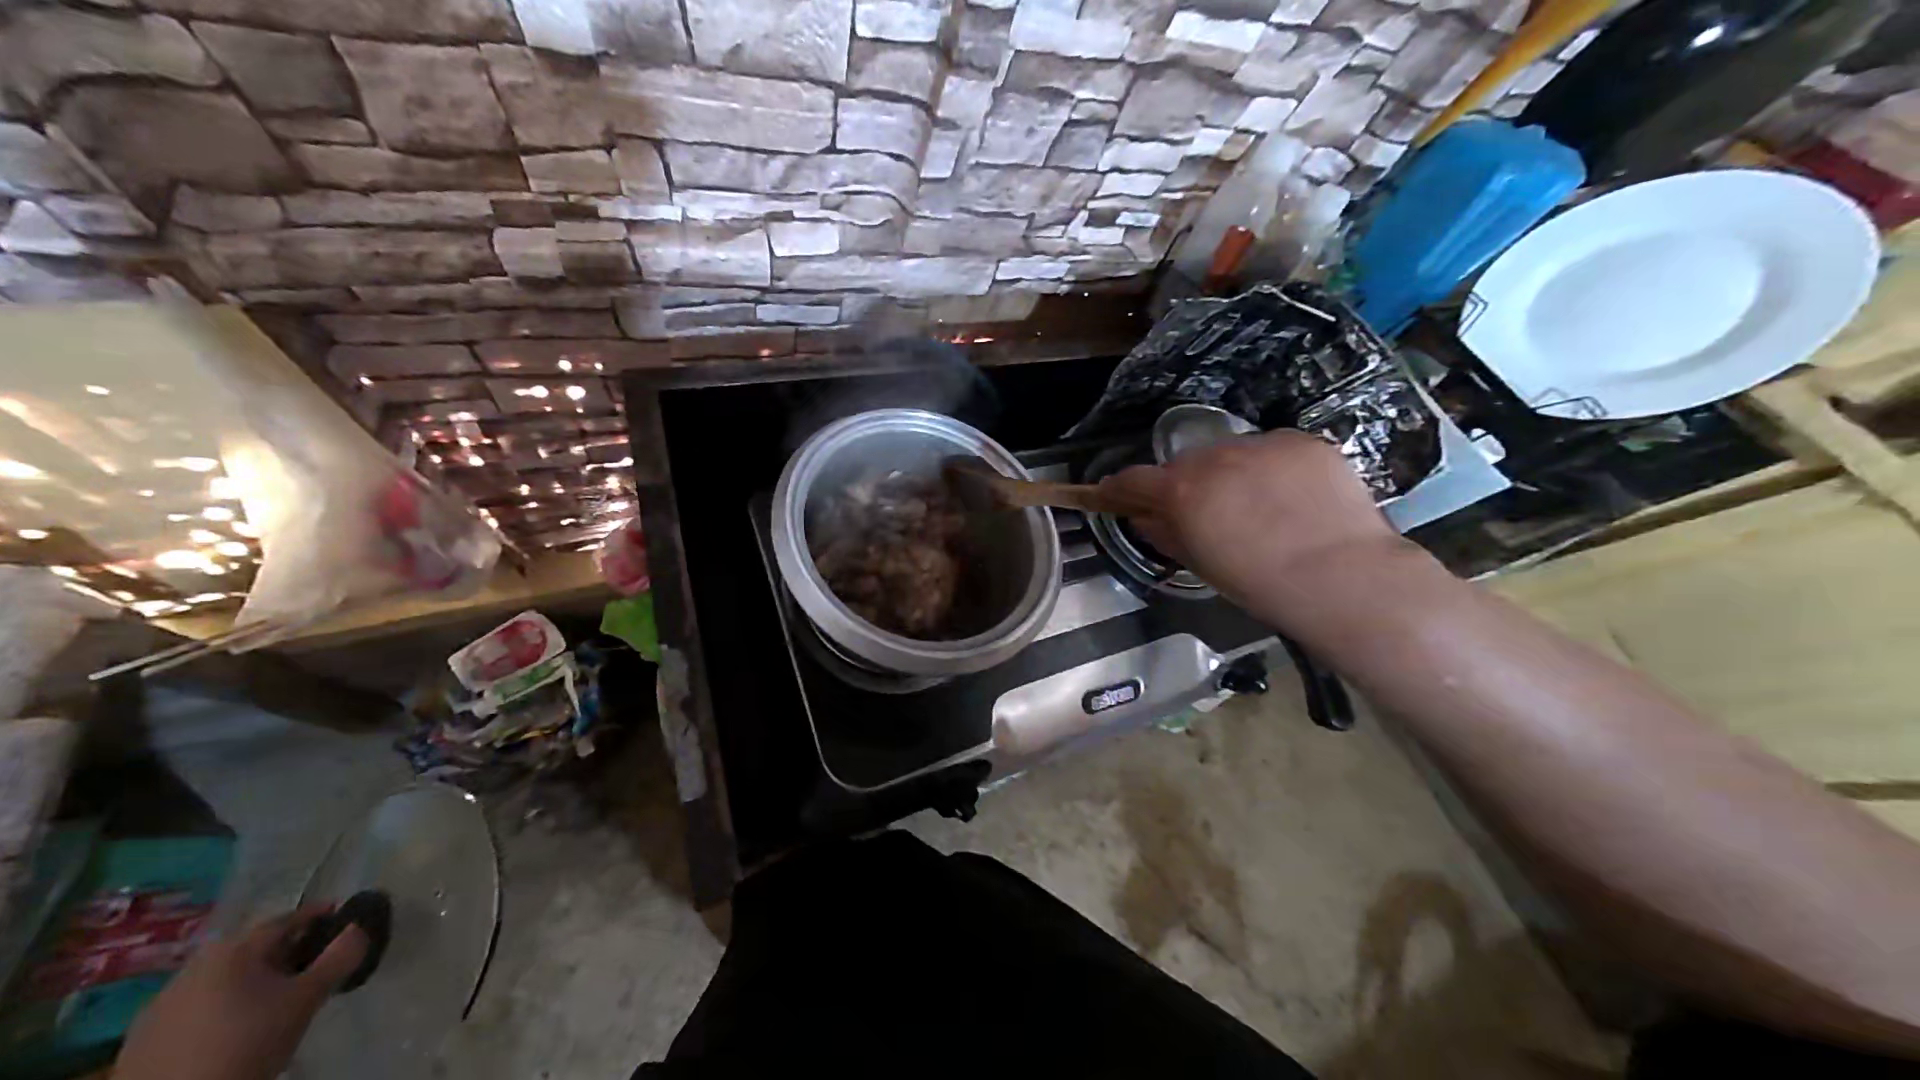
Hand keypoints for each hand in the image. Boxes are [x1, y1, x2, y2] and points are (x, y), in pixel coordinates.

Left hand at [115, 907, 367, 1079]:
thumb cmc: (248, 1042)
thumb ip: (339, 958)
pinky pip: (196, 1004)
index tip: (340, 917)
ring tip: (274, 996)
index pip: (286, 919)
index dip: (317, 915)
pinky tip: (232, 1026)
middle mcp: (194, 965)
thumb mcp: (306, 1000)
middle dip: (284, 950)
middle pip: (251, 948)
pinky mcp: (142, 1036)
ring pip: (221, 976)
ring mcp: (161, 1002)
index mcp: (234, 950)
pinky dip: (221, 1004)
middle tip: (312, 962)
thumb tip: (359, 927)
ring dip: (251, 978)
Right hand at [1097, 430, 1418, 628]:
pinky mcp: (1304, 441)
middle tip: (1204, 512)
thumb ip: (1164, 534)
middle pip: (1185, 463)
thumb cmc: (1260, 583)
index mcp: (1183, 490)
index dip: (1120, 488)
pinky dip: (1272, 468)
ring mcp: (1263, 444)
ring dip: (1229, 472)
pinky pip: (1273, 450)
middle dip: (1185, 483)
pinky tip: (1292, 498)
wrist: (1343, 577)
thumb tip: (1145, 518)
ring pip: (1230, 453)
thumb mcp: (1201, 565)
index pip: (1134, 479)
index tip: (1114, 495)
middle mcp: (1216, 456)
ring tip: (1257, 505)